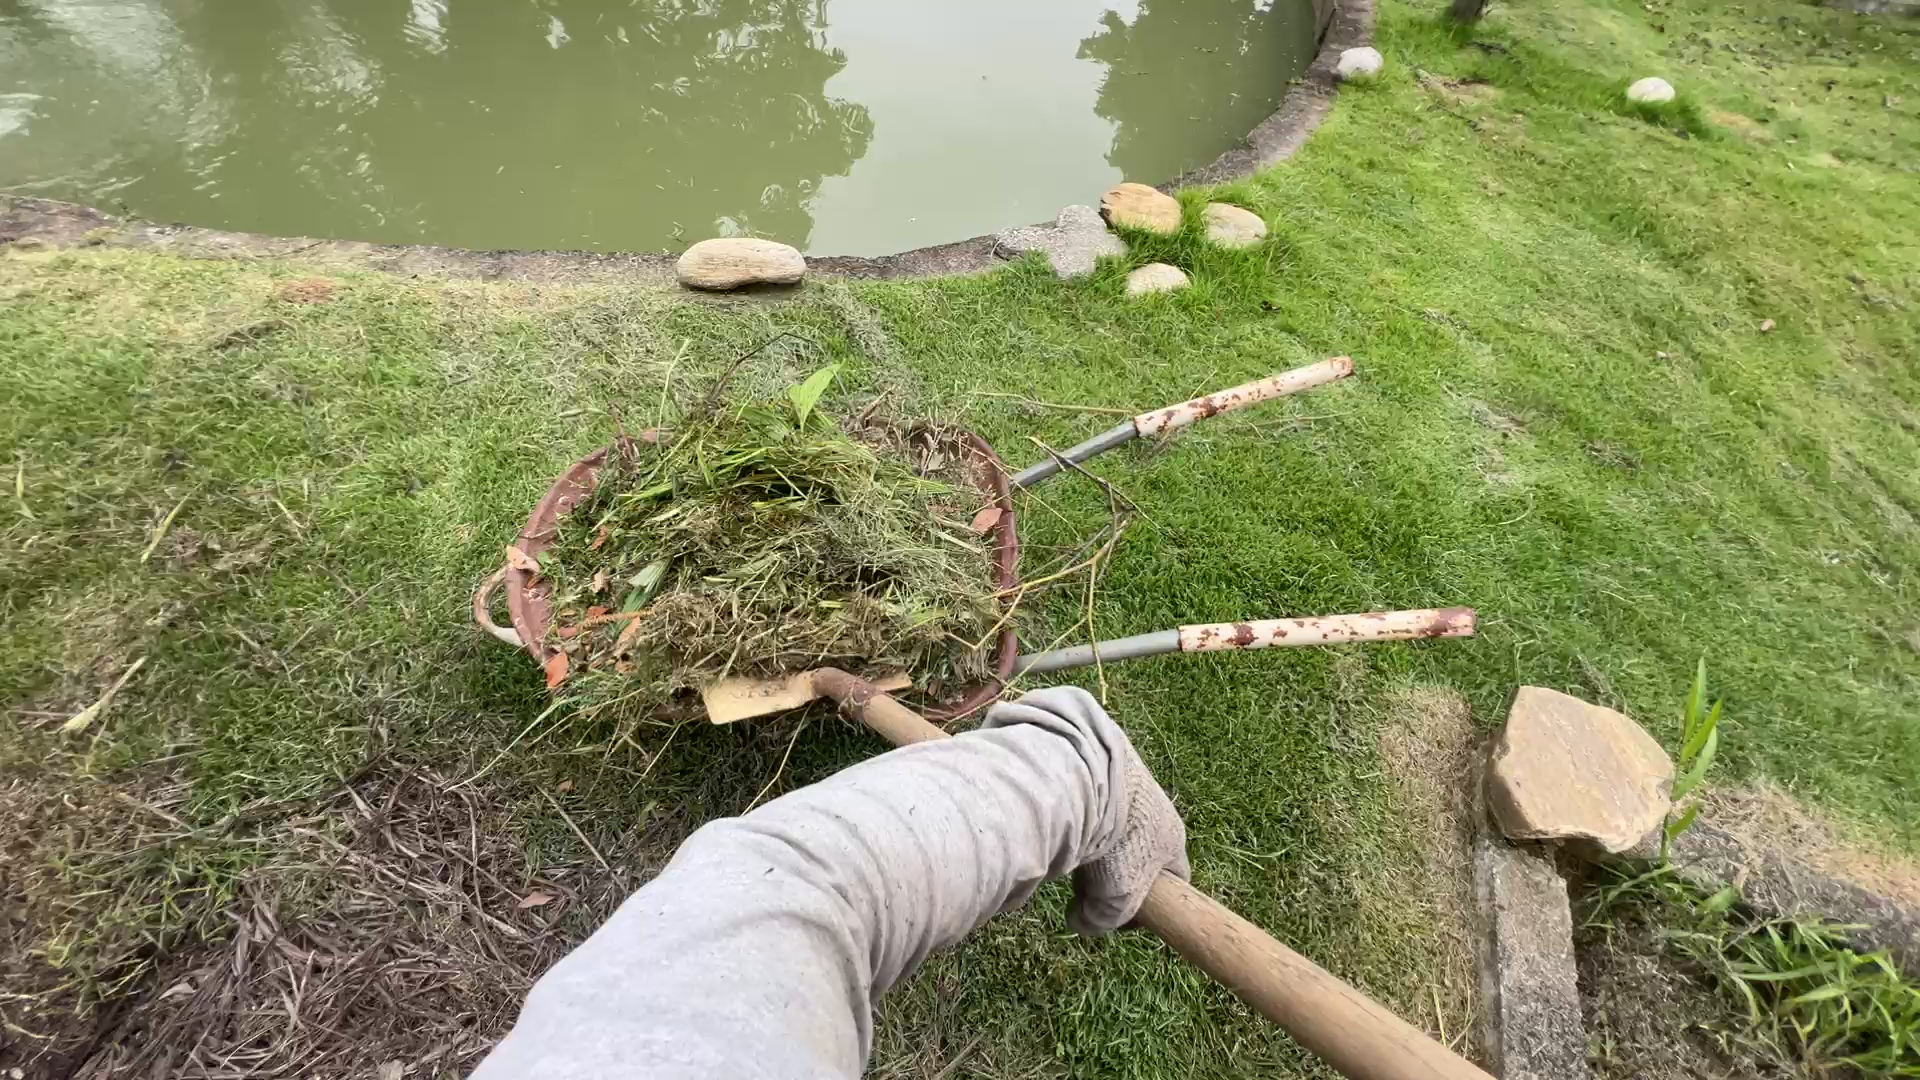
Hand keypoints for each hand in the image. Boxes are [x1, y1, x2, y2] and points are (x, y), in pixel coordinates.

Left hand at [981, 686, 1189, 935]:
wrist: (1089, 775)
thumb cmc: (1114, 843)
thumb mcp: (1114, 901)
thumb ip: (1102, 920)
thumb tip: (1079, 920)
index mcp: (1172, 837)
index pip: (1175, 878)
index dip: (1153, 902)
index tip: (1121, 911)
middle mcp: (1157, 806)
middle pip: (1139, 848)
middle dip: (1114, 867)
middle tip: (1086, 876)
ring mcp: (1128, 779)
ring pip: (1113, 820)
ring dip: (1093, 834)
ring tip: (1070, 841)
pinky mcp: (1098, 759)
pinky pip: (1090, 792)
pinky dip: (1077, 806)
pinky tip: (1060, 814)